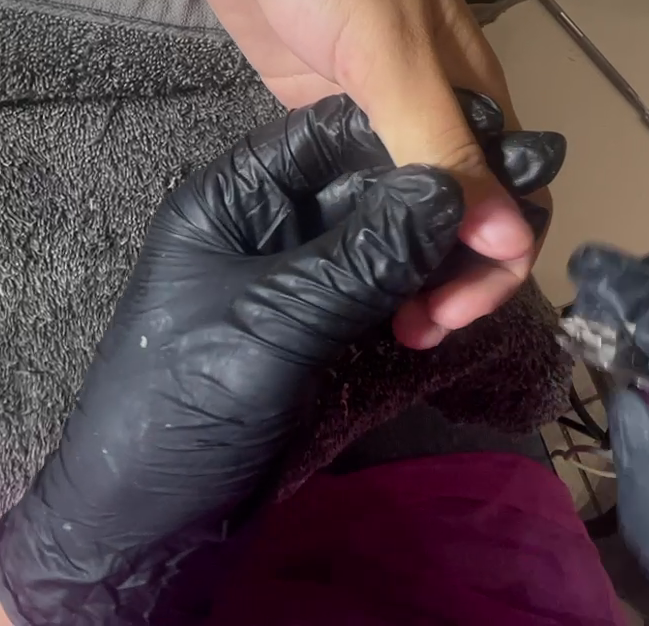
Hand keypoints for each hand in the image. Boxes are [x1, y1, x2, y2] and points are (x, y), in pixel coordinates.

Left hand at [0, 95, 561, 624]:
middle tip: (499, 251)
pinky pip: (384, 281)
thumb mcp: (272, 324)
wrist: (149, 515)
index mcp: (238, 191)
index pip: (330, 133)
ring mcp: (299, 266)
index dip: (408, 138)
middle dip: (432, 207)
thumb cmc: (184, 404)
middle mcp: (272, 215)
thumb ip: (362, 256)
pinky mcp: (321, 312)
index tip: (488, 168)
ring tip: (466, 303)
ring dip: (434, 258)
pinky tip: (443, 318)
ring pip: (386, 234)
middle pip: (369, 181)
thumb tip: (453, 190)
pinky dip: (419, 293)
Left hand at [184, 0, 537, 347]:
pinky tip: (316, 255)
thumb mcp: (393, 50)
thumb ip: (443, 144)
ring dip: (387, 254)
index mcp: (470, 91)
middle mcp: (426, 108)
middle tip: (396, 330)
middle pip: (453, 209)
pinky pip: (336, 174)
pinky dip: (338, 217)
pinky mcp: (311, 105)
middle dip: (440, 273)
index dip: (492, 264)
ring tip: (356, 311)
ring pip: (393, 199)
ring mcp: (365, 109)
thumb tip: (512, 240)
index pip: (512, 198)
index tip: (441, 315)